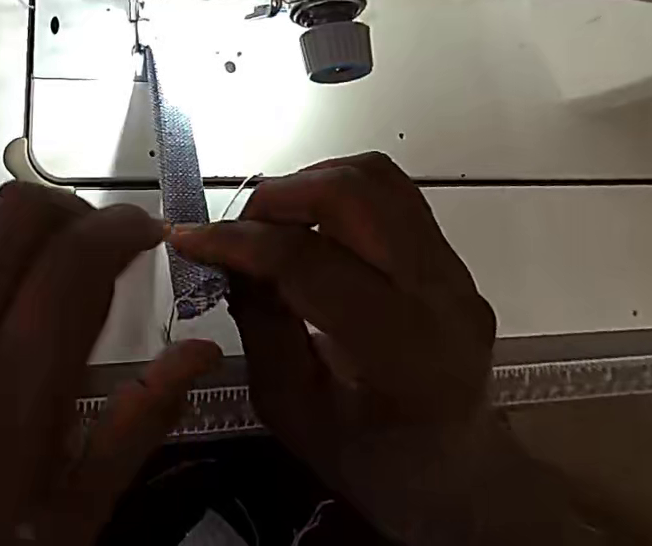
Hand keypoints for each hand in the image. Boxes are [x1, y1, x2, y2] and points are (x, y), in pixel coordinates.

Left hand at [0, 182, 221, 544]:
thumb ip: (139, 423)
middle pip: (19, 214)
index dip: (120, 229)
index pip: (75, 263)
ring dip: (29, 213)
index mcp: (14, 390)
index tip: (144, 231)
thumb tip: (194, 360)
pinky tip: (5, 271)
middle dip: (73, 208)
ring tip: (58, 249)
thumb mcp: (71, 516)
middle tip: (101, 240)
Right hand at [171, 154, 601, 545]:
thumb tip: (225, 257)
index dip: (238, 241)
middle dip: (277, 197)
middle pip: (352, 193)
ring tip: (274, 225)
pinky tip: (309, 225)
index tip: (190, 238)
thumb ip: (256, 320)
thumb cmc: (369, 456)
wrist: (462, 473)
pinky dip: (332, 190)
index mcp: (400, 351)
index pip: (309, 261)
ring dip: (306, 185)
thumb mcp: (288, 406)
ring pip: (371, 177)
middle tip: (241, 230)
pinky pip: (384, 190)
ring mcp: (451, 268)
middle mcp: (438, 295)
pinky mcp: (447, 254)